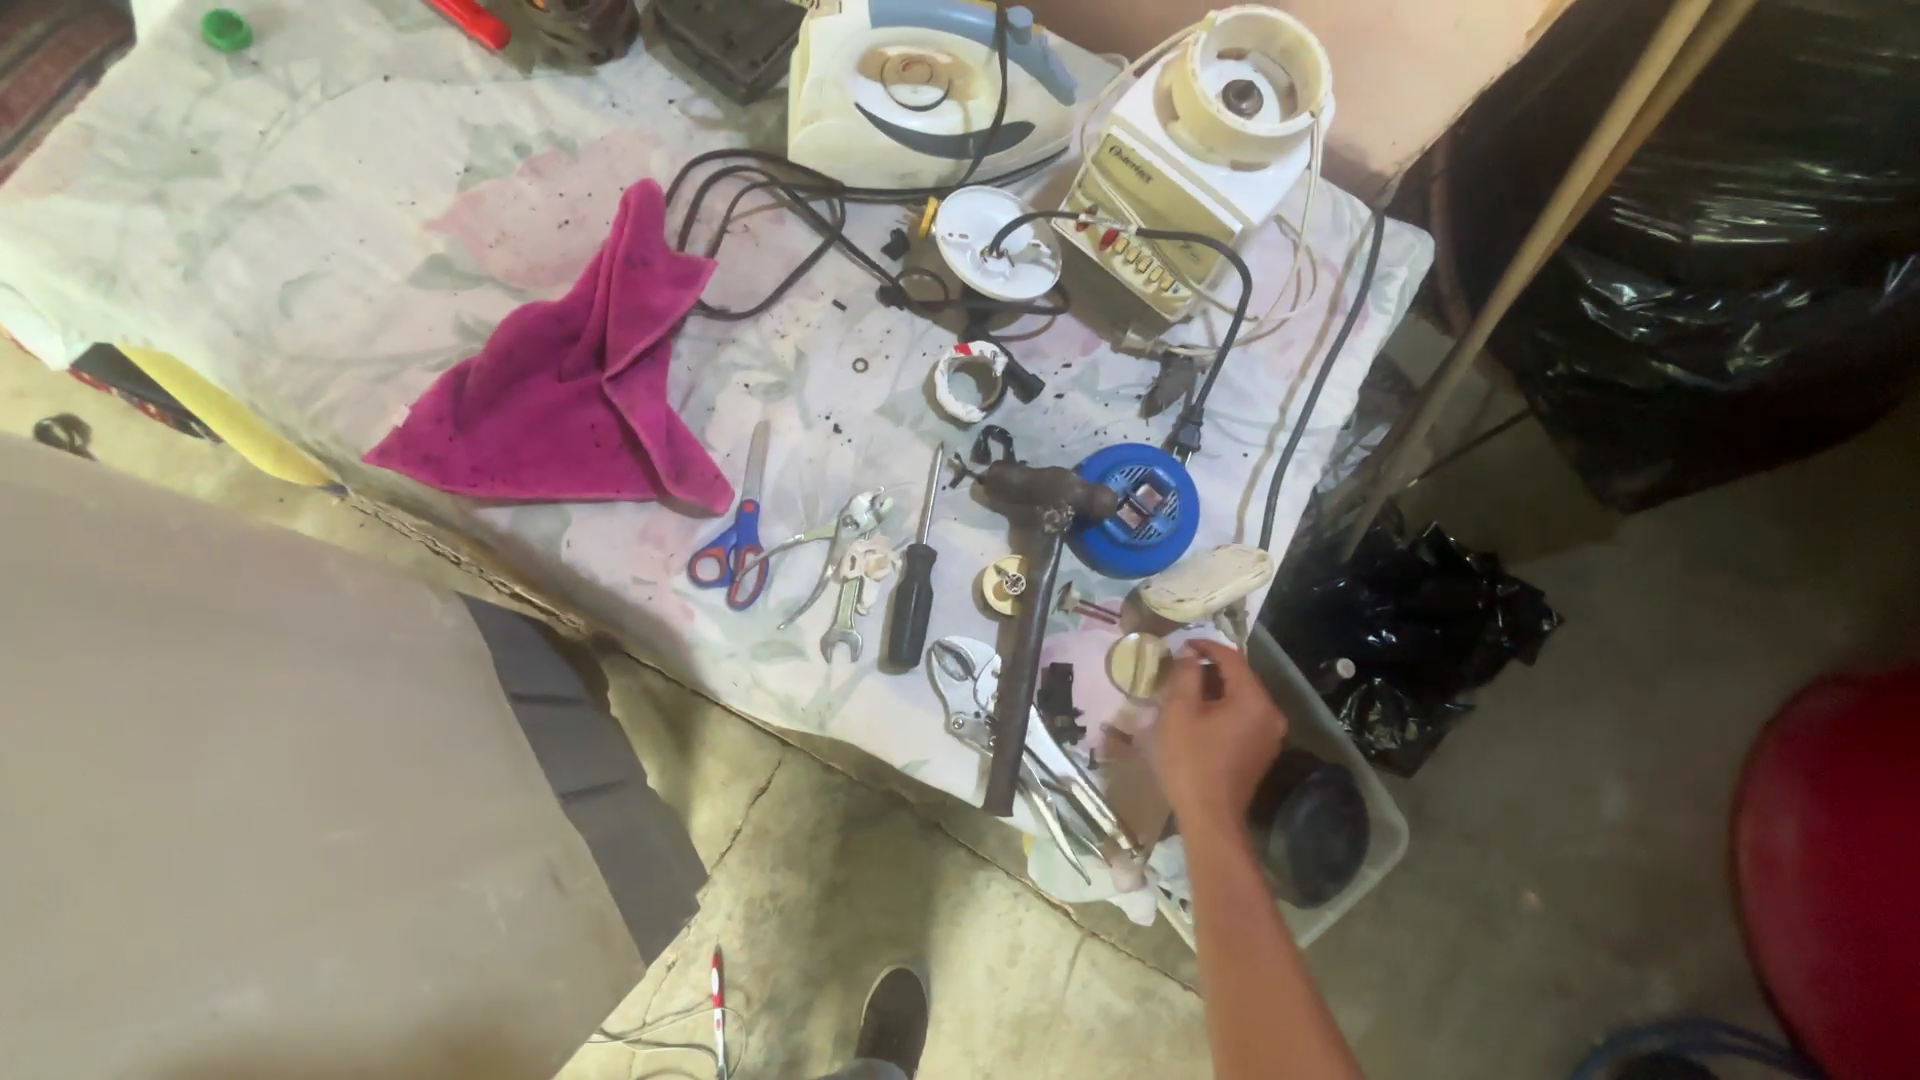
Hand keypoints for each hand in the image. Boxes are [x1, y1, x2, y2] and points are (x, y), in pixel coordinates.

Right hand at [1154, 639, 1288, 834]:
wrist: (1210, 817)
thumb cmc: (1191, 761)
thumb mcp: (1179, 712)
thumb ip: (1186, 675)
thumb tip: (1190, 653)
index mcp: (1254, 700)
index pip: (1232, 659)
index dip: (1207, 646)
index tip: (1183, 643)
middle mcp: (1271, 713)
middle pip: (1241, 678)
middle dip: (1212, 668)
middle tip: (1182, 666)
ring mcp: (1271, 734)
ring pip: (1243, 698)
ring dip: (1217, 689)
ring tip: (1187, 688)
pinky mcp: (1264, 750)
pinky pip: (1245, 716)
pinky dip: (1225, 708)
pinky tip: (1202, 714)